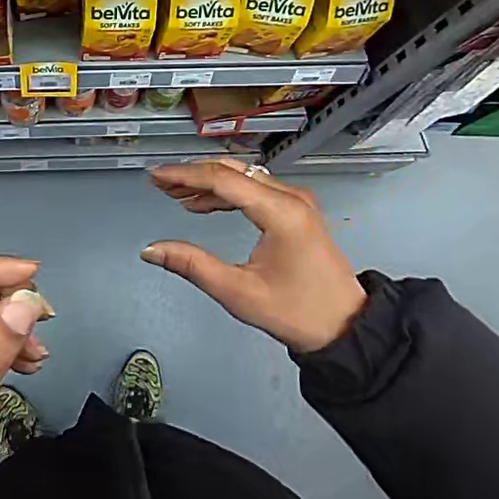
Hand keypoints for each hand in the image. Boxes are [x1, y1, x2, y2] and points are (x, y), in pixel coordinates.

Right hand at [142, 159, 366, 353]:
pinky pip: (254, 188)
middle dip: (192, 175)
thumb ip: (191, 266)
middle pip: (232, 171)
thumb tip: (153, 250)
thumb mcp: (238, 293)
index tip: (157, 177)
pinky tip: (204, 203)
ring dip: (207, 182)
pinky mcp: (296, 210)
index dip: (184, 175)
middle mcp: (291, 199)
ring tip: (175, 194)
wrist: (345, 327)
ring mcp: (296, 202)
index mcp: (281, 213)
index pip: (223, 179)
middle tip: (160, 183)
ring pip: (242, 177)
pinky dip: (225, 192)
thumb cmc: (299, 312)